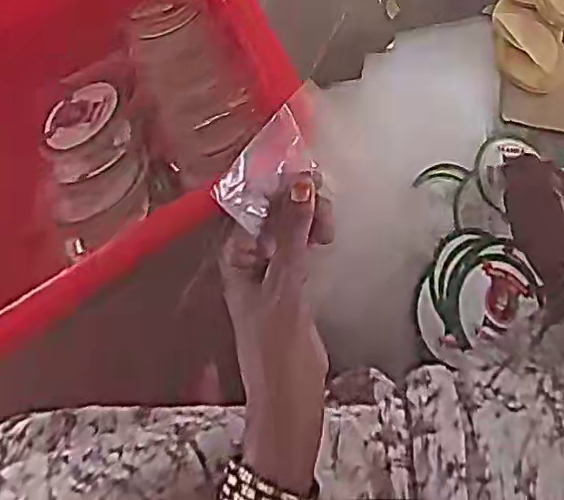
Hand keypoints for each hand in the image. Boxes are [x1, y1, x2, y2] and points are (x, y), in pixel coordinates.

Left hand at [220, 174, 334, 494]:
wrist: (290, 394)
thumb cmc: (275, 346)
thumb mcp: (285, 284)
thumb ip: (292, 232)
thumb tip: (302, 183)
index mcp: (236, 252)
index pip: (255, 201)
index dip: (280, 181)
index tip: (309, 169)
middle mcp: (251, 253)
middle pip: (276, 205)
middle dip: (301, 199)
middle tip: (324, 213)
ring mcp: (272, 263)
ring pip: (293, 218)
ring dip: (312, 214)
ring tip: (327, 231)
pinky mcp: (292, 274)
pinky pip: (303, 236)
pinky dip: (316, 229)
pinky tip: (326, 236)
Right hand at [502, 155, 563, 291]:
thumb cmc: (542, 250)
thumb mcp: (518, 225)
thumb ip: (513, 200)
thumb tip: (510, 189)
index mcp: (530, 182)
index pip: (516, 165)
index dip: (508, 169)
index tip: (503, 173)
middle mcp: (552, 177)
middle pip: (536, 164)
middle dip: (526, 169)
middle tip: (518, 178)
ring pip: (553, 171)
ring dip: (544, 176)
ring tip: (537, 188)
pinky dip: (559, 187)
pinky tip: (556, 198)